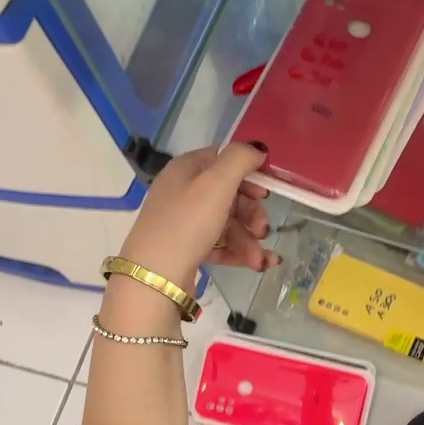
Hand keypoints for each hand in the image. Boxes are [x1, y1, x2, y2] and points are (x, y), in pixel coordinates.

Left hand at [117, 143, 278, 288]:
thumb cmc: (187, 223)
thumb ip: (240, 160)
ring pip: (229, 224)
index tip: (267, 193)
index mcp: (187, 169)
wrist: (156, 276)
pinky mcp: (189, 248)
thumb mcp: (216, 184)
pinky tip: (259, 264)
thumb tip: (258, 148)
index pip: (224, 161)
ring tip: (260, 261)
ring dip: (250, 241)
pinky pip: (221, 245)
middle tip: (264, 230)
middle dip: (253, 215)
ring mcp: (186, 222)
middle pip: (231, 196)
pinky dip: (240, 253)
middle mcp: (184, 191)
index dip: (249, 174)